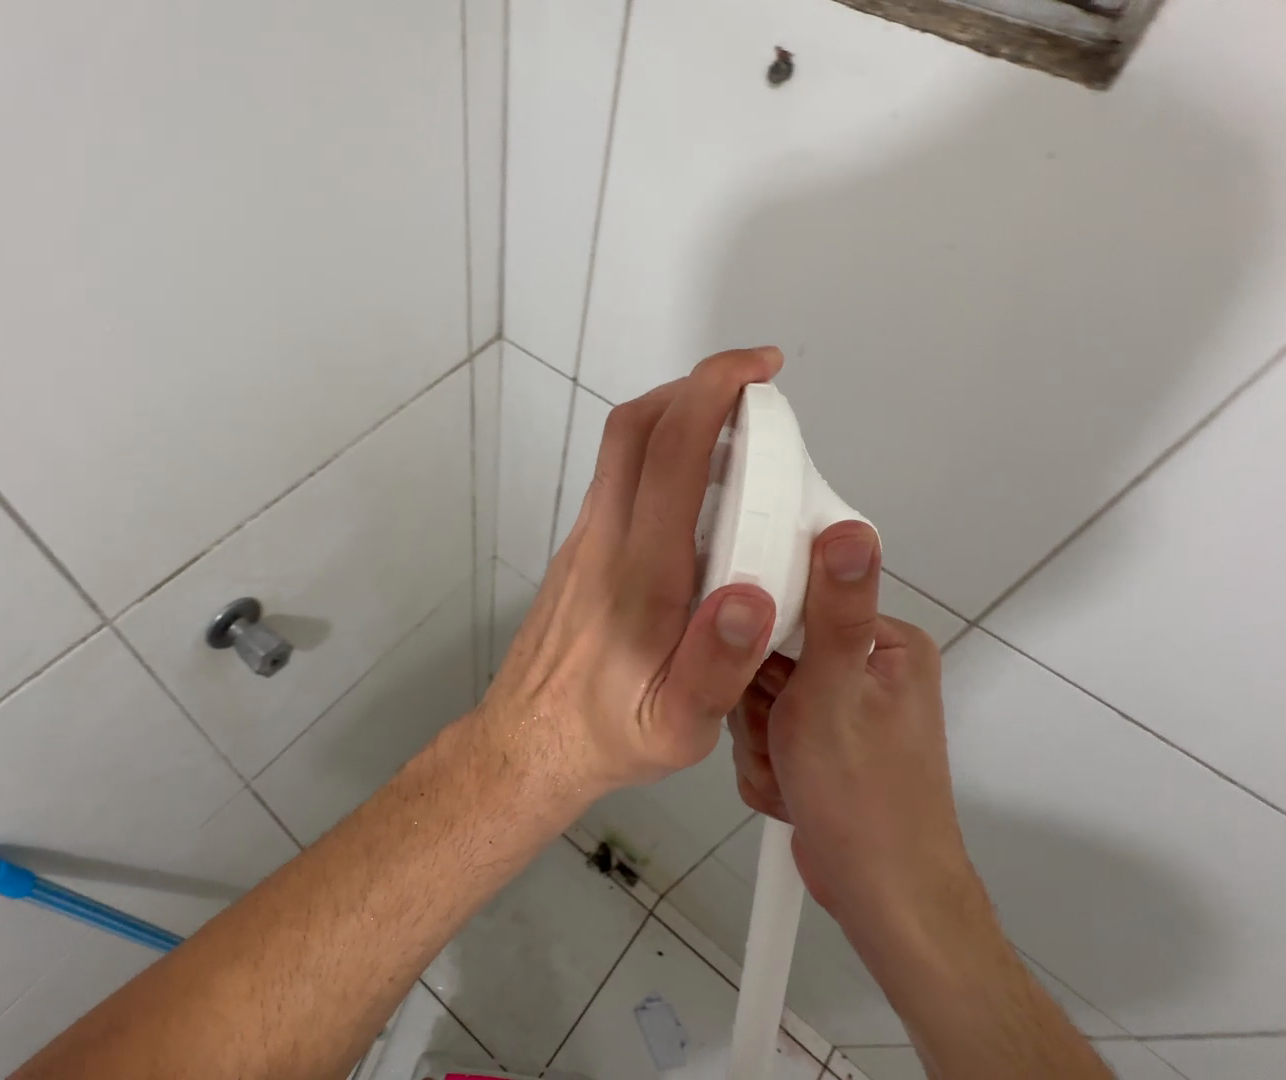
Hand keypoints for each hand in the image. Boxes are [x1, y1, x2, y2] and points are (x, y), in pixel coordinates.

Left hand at [479, 347, 784, 799]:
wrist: (526, 743)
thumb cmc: (607, 737)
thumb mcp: (677, 729)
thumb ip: (717, 665)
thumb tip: (754, 594)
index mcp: (638, 574)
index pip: (668, 454)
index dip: (713, 392)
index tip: (759, 369)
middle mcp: (603, 541)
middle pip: (633, 428)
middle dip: (695, 386)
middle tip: (754, 387)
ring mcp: (584, 542)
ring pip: (622, 451)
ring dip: (677, 418)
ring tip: (740, 434)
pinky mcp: (580, 553)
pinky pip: (619, 481)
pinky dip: (661, 458)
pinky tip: (703, 495)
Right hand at [727, 521, 972, 921]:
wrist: (880, 895)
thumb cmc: (866, 800)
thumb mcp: (835, 692)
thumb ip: (835, 611)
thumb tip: (849, 530)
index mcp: (884, 644)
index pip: (796, 602)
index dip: (762, 638)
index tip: (764, 679)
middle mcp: (864, 671)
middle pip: (767, 655)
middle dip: (759, 706)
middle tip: (785, 740)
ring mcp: (840, 711)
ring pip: (757, 701)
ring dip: (759, 742)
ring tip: (792, 772)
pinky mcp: (820, 744)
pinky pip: (764, 736)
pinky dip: (767, 766)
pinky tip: (793, 789)